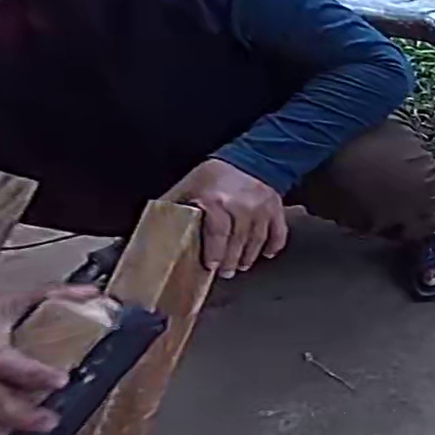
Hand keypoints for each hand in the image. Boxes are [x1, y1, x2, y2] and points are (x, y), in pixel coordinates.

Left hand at [164, 158, 287, 277]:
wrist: (252, 161)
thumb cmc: (215, 175)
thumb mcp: (187, 186)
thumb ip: (176, 205)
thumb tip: (156, 225)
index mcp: (217, 202)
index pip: (217, 233)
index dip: (214, 252)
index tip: (210, 266)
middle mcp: (243, 208)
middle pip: (238, 240)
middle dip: (231, 259)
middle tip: (225, 273)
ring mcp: (263, 211)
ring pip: (258, 240)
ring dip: (250, 255)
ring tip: (242, 266)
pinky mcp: (277, 211)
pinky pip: (279, 232)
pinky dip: (274, 245)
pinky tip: (268, 254)